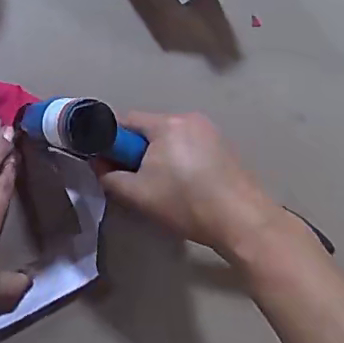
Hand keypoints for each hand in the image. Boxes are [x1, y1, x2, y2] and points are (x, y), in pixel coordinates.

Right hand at [98, 112, 283, 256]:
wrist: (244, 223)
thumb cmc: (186, 203)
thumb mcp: (137, 194)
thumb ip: (109, 177)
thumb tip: (99, 165)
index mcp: (167, 123)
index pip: (125, 120)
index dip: (112, 142)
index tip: (111, 164)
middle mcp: (190, 119)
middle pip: (149, 129)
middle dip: (138, 152)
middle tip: (138, 180)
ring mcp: (211, 133)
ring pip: (170, 140)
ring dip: (160, 158)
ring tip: (164, 188)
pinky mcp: (226, 149)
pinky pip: (190, 148)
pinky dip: (181, 162)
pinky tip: (187, 189)